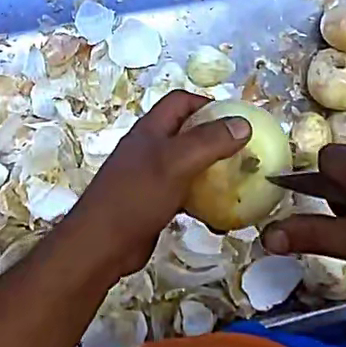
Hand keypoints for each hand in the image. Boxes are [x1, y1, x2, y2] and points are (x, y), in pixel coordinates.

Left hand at [57, 91, 249, 281]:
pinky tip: (218, 216)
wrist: (101, 245)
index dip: (207, 104)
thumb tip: (243, 124)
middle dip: (214, 139)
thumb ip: (209, 141)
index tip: (235, 120)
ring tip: (237, 183)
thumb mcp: (176, 162)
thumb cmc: (136, 196)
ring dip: (210, 172)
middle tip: (242, 153)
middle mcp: (149, 147)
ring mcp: (149, 176)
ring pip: (187, 164)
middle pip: (186, 132)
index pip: (181, 101)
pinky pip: (183, 193)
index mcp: (151, 129)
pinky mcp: (153, 202)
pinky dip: (201, 200)